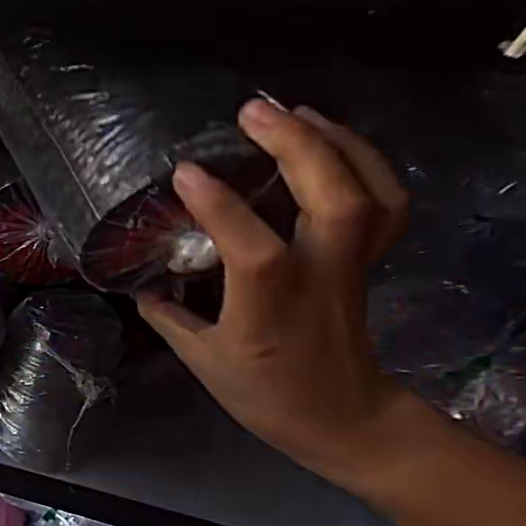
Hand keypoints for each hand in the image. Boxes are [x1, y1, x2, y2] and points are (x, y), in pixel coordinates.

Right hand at [137, 100, 417, 482]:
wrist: (342, 416)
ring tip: (296, 112)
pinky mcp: (366, 259)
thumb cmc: (263, 394)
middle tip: (255, 110)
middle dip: (298, 145)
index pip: (252, 248)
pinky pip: (385, 201)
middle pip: (336, 198)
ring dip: (337, 141)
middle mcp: (321, 277)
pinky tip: (332, 144)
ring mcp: (352, 265)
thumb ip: (167, 317)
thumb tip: (140, 285)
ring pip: (372, 190)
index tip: (186, 171)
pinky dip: (366, 162)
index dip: (220, 206)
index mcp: (270, 310)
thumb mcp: (200, 361)